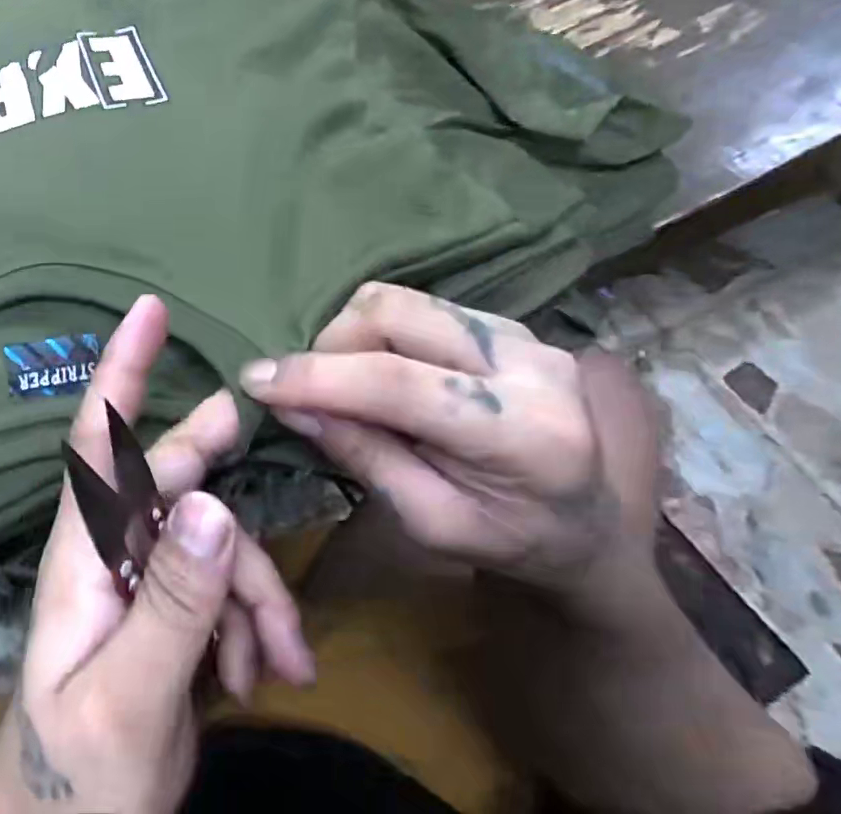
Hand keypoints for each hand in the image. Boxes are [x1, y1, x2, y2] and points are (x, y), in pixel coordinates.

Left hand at [0, 295, 314, 813]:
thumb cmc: (79, 767)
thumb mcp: (129, 694)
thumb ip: (172, 602)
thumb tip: (214, 505)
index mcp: (84, 553)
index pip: (99, 441)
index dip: (120, 372)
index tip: (148, 311)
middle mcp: (112, 549)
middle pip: (170, 479)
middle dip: (213, 471)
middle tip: (254, 427)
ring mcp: (145, 578)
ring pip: (216, 544)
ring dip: (258, 594)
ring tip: (283, 660)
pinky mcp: (175, 611)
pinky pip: (226, 589)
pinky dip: (256, 625)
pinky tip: (266, 677)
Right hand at [239, 282, 659, 605]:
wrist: (587, 526)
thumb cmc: (509, 541)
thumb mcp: (428, 522)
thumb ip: (362, 456)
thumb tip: (288, 404)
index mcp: (525, 434)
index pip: (397, 383)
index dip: (316, 377)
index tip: (253, 381)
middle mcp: (530, 364)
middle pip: (392, 315)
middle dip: (330, 348)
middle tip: (312, 394)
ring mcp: (519, 334)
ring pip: (396, 299)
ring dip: (348, 336)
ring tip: (346, 383)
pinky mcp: (502, 323)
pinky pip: (412, 303)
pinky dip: (372, 331)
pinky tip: (378, 370)